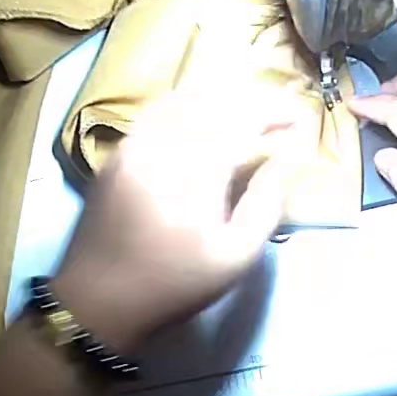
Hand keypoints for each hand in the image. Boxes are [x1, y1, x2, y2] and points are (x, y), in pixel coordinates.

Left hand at [51, 88, 308, 354]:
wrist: (99, 299)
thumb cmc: (175, 283)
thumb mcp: (235, 258)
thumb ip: (265, 205)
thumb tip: (281, 163)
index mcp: (194, 171)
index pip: (240, 119)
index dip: (272, 111)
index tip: (297, 117)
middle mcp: (161, 145)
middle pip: (210, 99)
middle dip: (249, 98)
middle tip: (276, 110)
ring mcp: (133, 145)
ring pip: (180, 99)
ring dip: (218, 96)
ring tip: (244, 106)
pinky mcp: (117, 154)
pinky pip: (156, 113)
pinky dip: (187, 105)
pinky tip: (201, 117)